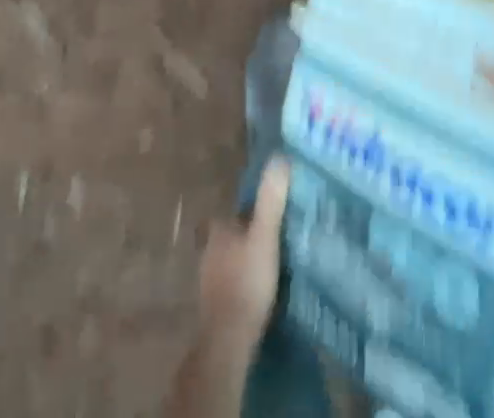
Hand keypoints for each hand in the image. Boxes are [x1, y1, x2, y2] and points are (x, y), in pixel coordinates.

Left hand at [196, 159, 290, 349]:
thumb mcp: (265, 236)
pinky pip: (235, 278)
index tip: (280, 214)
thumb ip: (271, 201)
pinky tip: (263, 286)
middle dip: (254, 233)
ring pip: (235, 256)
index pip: (241, 209)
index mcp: (220, 227)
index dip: (260, 209)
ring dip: (251, 256)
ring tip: (278, 262)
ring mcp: (210, 274)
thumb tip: (279, 158)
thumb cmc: (247, 281)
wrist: (228, 335)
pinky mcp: (215, 298)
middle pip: (237, 232)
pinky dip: (247, 278)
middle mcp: (210, 247)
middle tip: (283, 237)